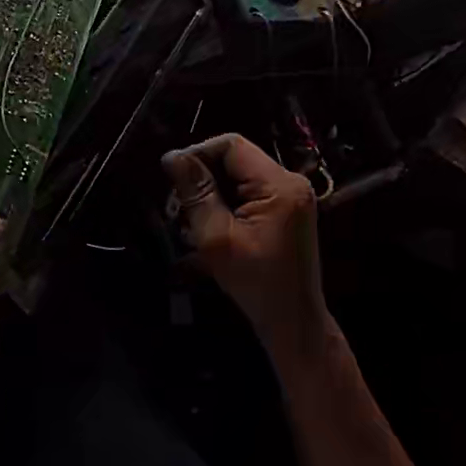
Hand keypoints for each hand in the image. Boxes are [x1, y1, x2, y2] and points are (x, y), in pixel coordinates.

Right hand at [162, 133, 329, 353]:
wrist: (293, 321)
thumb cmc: (256, 283)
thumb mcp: (217, 238)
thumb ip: (196, 193)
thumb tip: (172, 156)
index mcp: (279, 184)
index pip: (231, 145)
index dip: (198, 154)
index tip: (172, 179)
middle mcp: (290, 181)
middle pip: (235, 160)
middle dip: (202, 178)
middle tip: (177, 206)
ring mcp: (290, 196)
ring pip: (238, 176)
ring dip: (211, 193)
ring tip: (189, 219)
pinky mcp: (285, 210)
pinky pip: (248, 192)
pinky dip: (225, 204)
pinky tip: (209, 226)